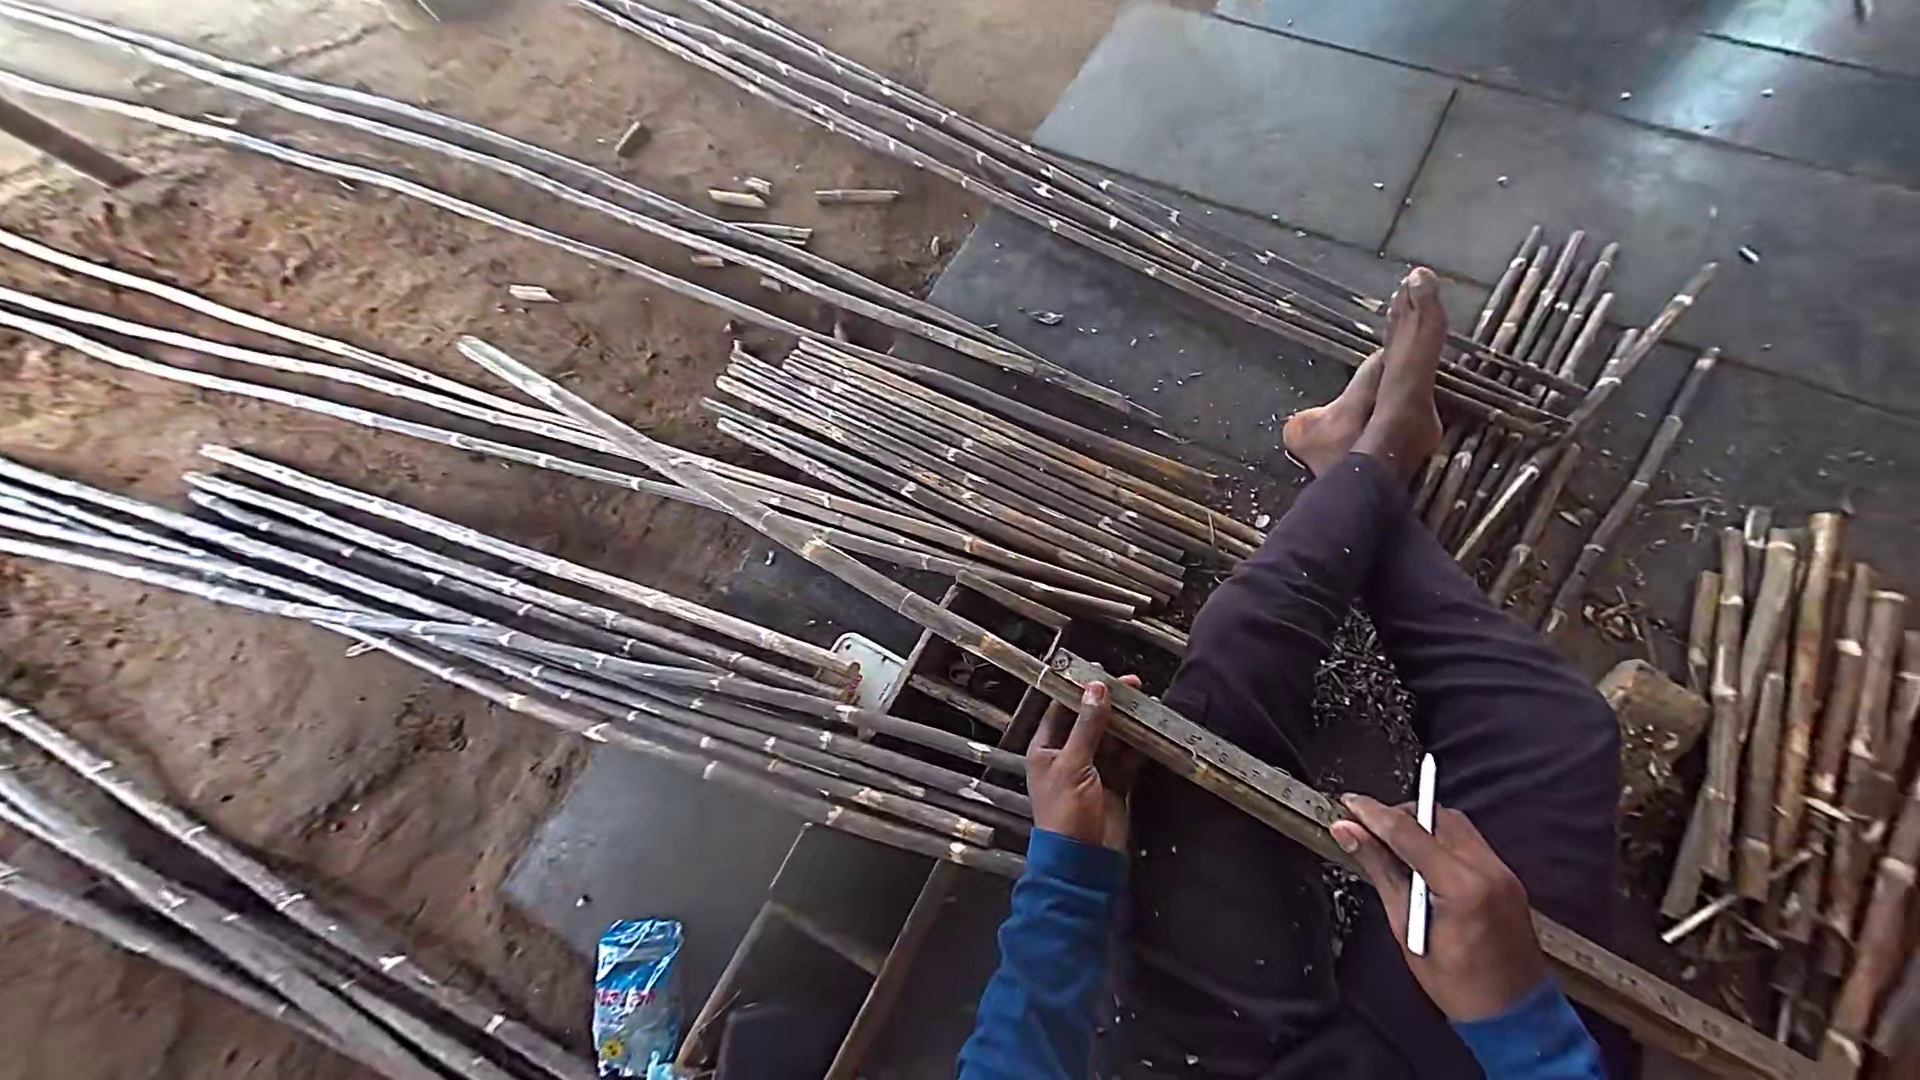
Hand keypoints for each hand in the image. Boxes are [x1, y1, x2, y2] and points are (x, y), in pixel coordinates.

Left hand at [1027, 677, 1138, 850]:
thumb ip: (1087, 726)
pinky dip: (1137, 745)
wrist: (1084, 860)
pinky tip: (1149, 730)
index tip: (1100, 673)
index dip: (1080, 690)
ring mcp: (1092, 769)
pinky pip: (1125, 758)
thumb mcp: (1073, 763)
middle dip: (1109, 703)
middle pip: (1089, 721)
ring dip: (1126, 722)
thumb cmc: (1065, 812)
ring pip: (1110, 737)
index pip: (1062, 709)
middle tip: (1131, 684)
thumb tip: (1096, 690)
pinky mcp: (1113, 783)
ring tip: (1144, 703)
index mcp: (1045, 748)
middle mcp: (1067, 755)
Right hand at [1331, 793, 1547, 1022]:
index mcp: (1463, 886)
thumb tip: (1347, 832)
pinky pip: (1466, 839)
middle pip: (1430, 815)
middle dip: (1394, 815)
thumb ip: (1377, 868)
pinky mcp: (1506, 879)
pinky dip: (1437, 838)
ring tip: (1391, 844)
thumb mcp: (1404, 925)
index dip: (1370, 812)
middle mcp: (1488, 872)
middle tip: (1364, 828)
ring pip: (1449, 821)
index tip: (1347, 804)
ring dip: (1417, 824)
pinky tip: (1419, 858)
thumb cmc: (1462, 985)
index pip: (1405, 829)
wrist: (1518, 1020)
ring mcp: (1502, 874)